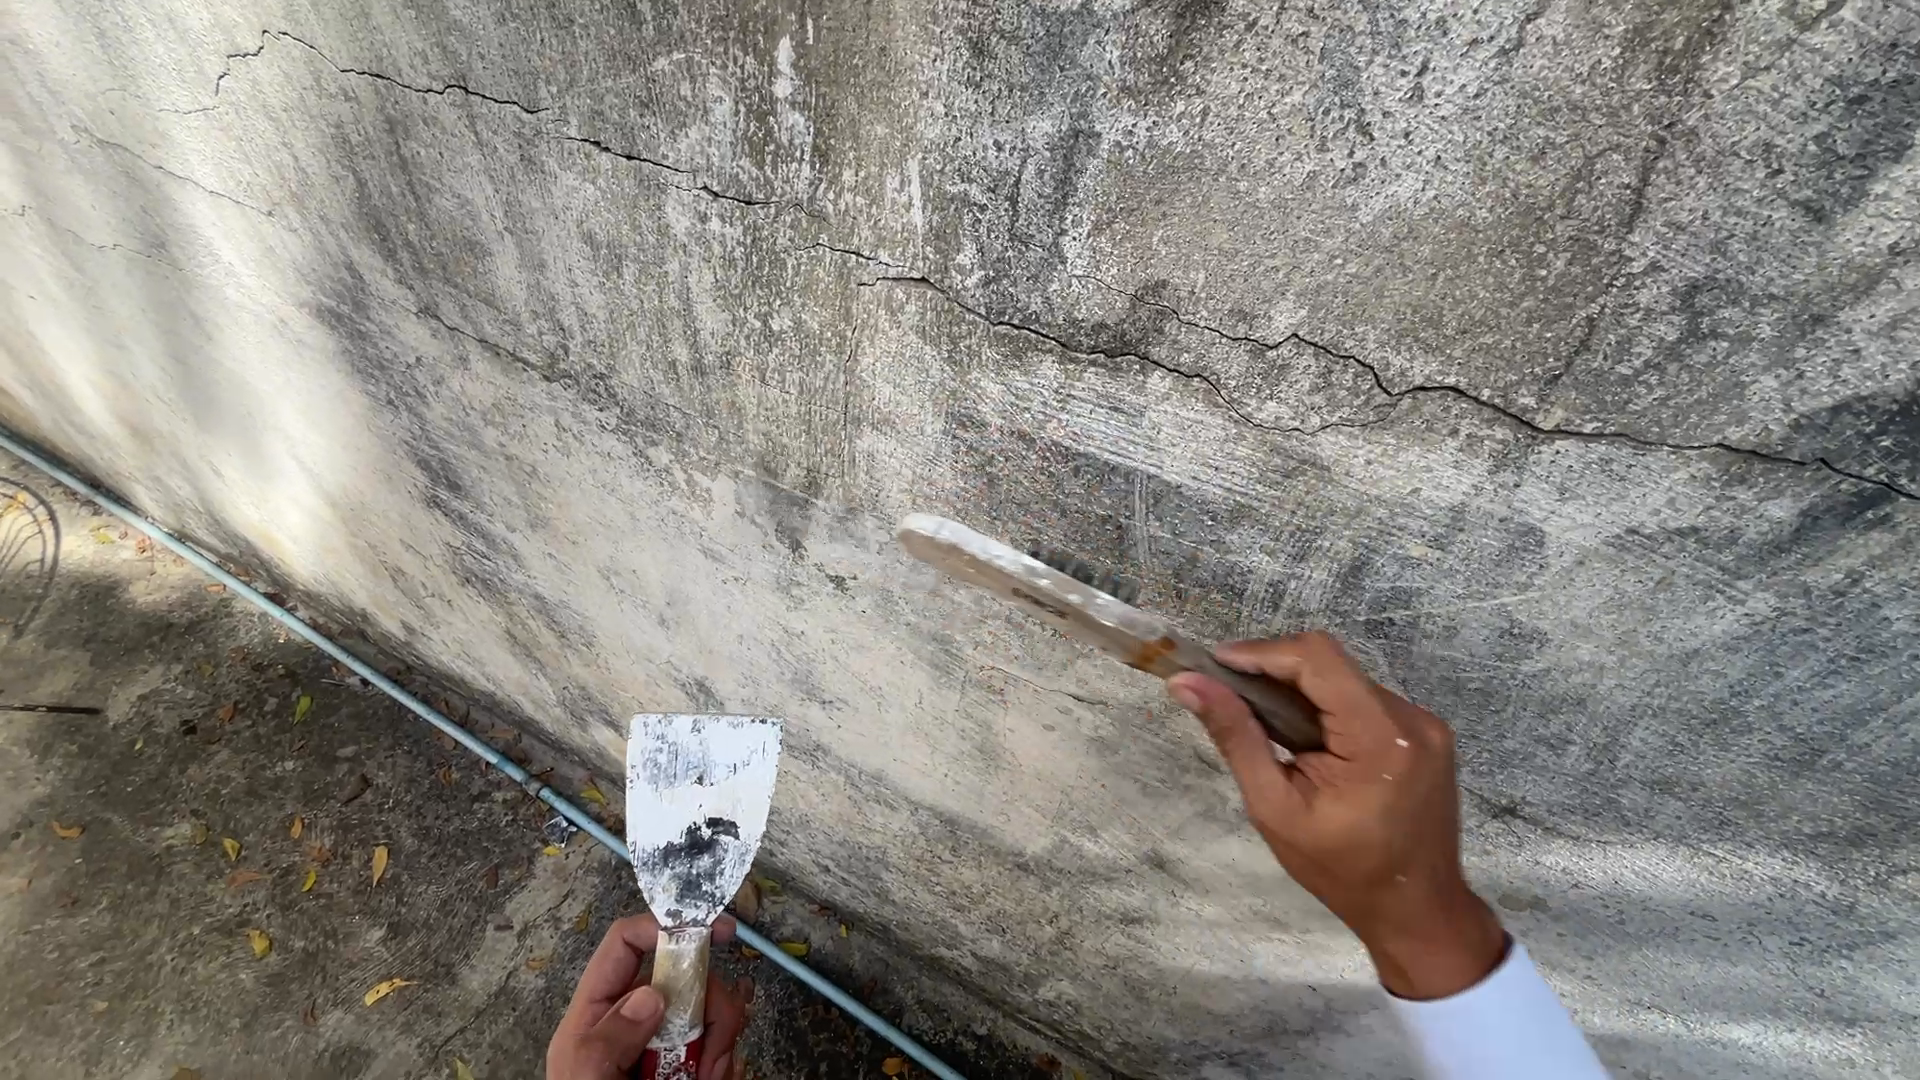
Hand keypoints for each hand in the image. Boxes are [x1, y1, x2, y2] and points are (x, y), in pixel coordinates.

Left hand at [546, 913, 751, 1079]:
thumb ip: (606, 1043)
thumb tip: (651, 994)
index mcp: (596, 1013)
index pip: (625, 943)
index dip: (666, 925)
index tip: (716, 933)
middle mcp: (633, 1016)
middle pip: (685, 971)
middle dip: (711, 1002)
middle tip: (713, 1049)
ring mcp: (665, 1038)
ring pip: (712, 1003)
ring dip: (723, 1037)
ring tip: (711, 1077)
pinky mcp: (690, 1059)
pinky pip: (723, 1039)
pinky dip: (727, 1060)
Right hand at [1167, 632, 1505, 999]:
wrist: (1416, 914)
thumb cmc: (1340, 869)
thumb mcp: (1273, 806)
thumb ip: (1234, 736)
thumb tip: (1184, 683)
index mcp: (1380, 737)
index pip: (1317, 659)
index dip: (1262, 652)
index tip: (1214, 664)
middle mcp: (1410, 718)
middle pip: (1329, 662)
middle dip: (1271, 668)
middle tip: (1225, 691)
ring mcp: (1422, 723)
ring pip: (1342, 677)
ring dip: (1294, 686)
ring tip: (1255, 714)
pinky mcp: (1420, 732)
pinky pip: (1358, 696)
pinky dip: (1319, 703)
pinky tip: (1296, 732)